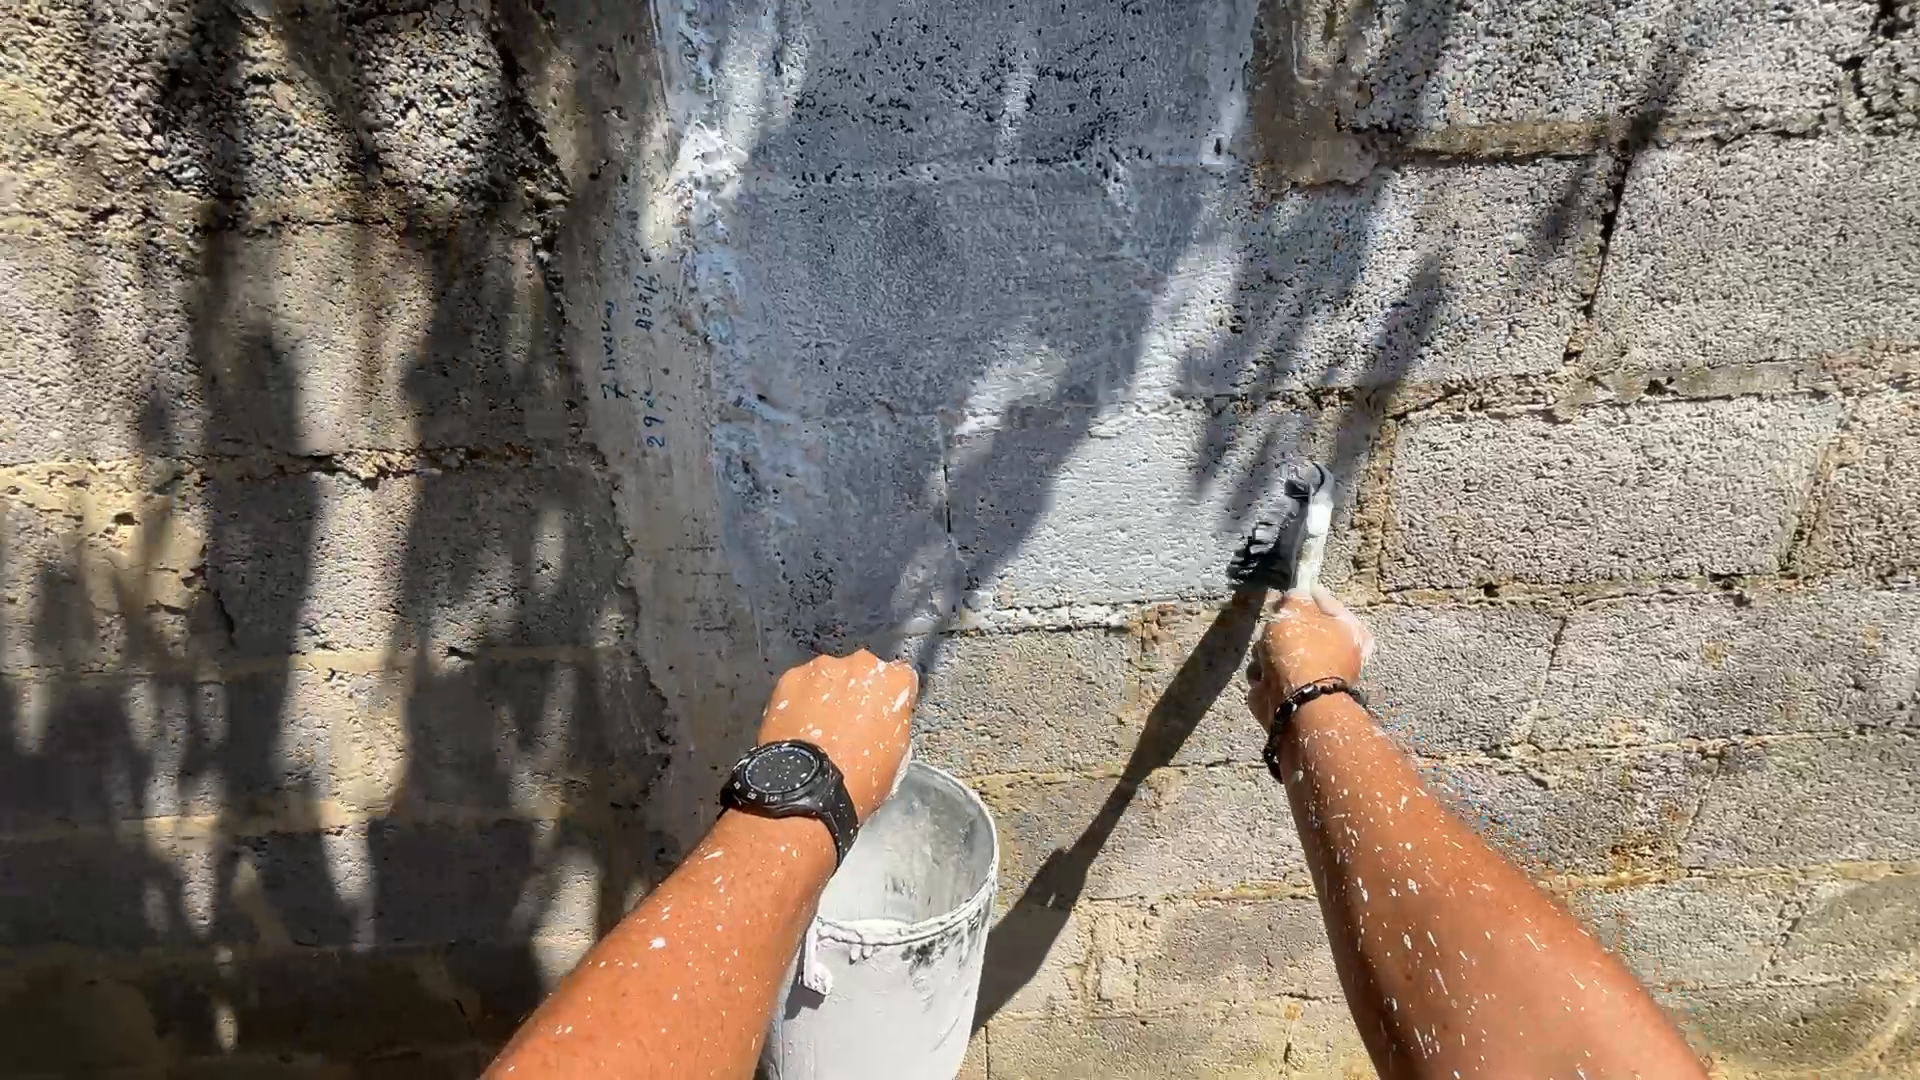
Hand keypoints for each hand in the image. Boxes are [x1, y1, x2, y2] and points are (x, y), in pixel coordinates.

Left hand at [758, 649, 917, 821]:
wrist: (809, 791)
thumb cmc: (861, 779)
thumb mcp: (898, 755)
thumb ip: (895, 723)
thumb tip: (882, 720)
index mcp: (896, 681)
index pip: (900, 679)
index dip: (889, 698)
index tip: (880, 715)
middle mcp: (863, 664)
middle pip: (862, 672)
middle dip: (856, 690)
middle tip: (846, 722)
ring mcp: (825, 668)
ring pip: (829, 676)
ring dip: (826, 693)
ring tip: (817, 727)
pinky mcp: (792, 677)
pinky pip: (800, 685)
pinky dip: (798, 700)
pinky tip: (796, 726)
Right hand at [1246, 585, 1373, 730]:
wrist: (1295, 701)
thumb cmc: (1301, 650)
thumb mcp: (1295, 610)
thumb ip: (1295, 596)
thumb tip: (1296, 594)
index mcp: (1349, 630)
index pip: (1322, 599)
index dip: (1300, 593)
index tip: (1282, 593)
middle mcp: (1335, 652)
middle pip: (1297, 626)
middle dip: (1278, 628)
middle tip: (1272, 628)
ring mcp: (1312, 673)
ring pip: (1277, 648)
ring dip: (1265, 651)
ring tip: (1266, 656)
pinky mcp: (1290, 690)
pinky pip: (1268, 670)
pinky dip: (1262, 672)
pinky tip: (1263, 675)